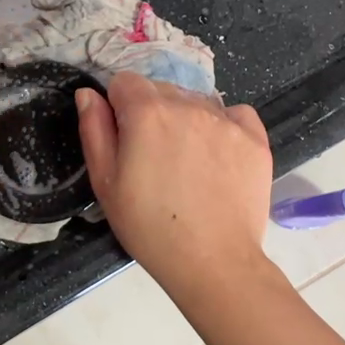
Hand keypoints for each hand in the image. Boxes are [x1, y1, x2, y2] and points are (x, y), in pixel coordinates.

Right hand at [75, 72, 272, 288]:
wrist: (212, 262)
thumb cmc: (148, 225)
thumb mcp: (104, 181)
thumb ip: (93, 129)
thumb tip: (89, 94)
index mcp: (146, 112)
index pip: (124, 82)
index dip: (117, 107)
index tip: (123, 138)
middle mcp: (187, 105)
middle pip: (160, 89)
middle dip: (150, 112)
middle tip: (151, 157)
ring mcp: (225, 121)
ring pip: (194, 101)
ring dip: (184, 119)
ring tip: (185, 162)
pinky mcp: (255, 139)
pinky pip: (234, 113)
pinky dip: (222, 125)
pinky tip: (216, 154)